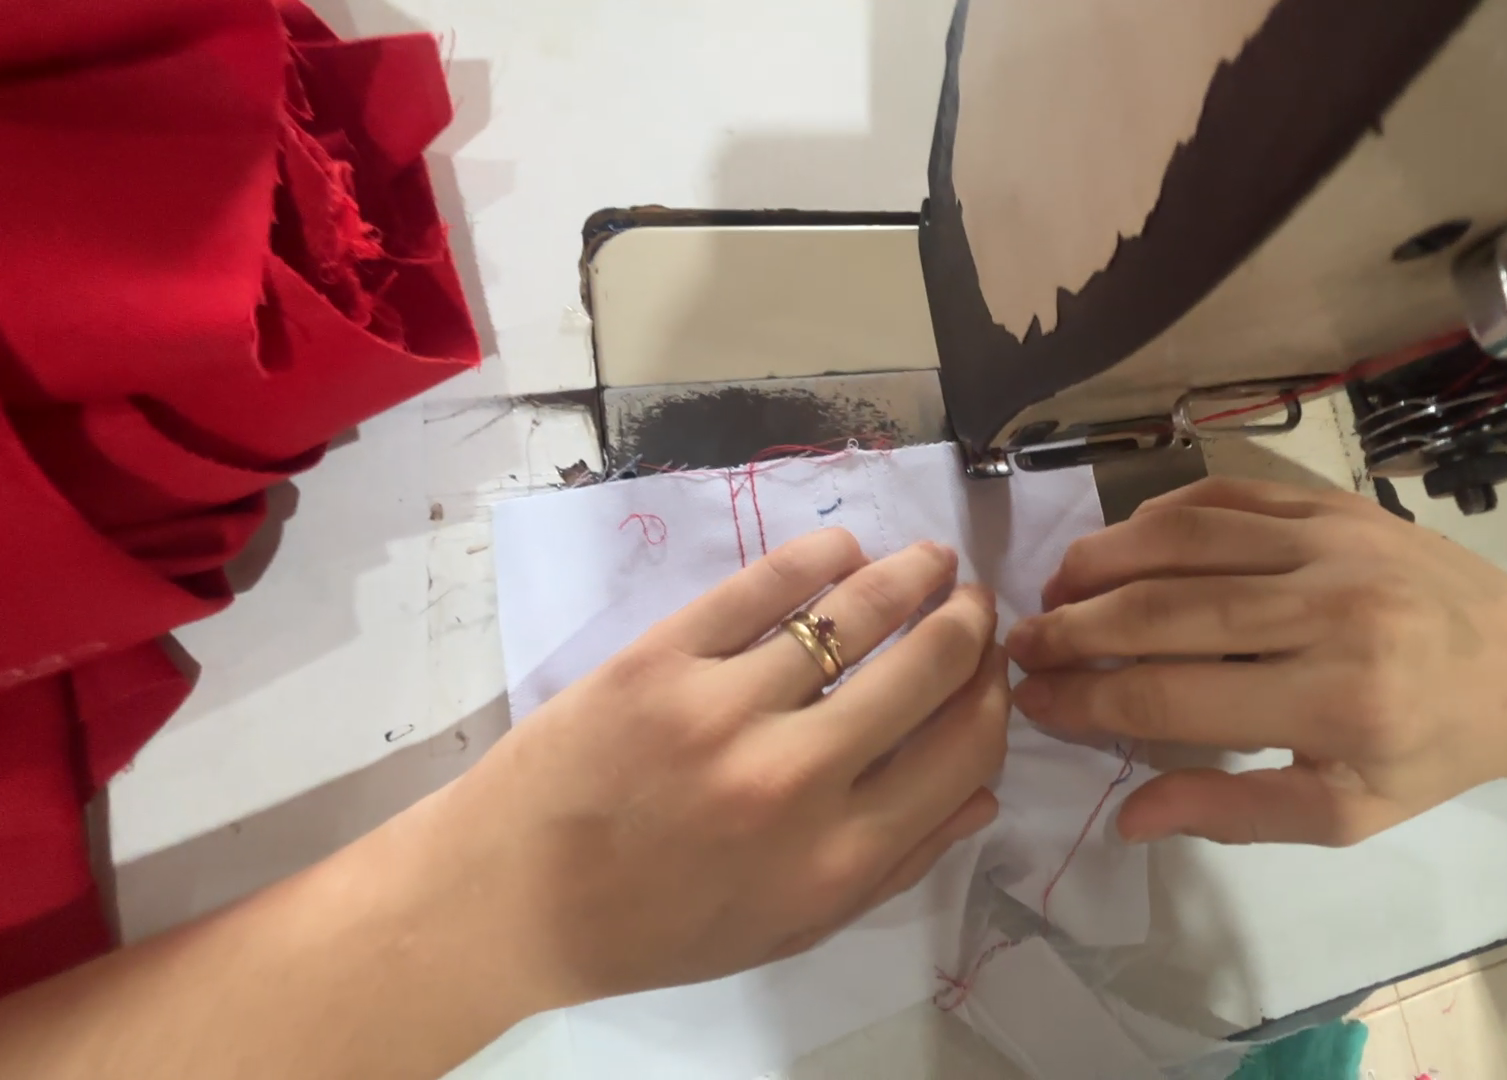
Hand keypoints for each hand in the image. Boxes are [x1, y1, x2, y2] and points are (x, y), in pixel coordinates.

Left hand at [422, 530, 1008, 1005]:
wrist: (511, 900)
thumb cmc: (666, 922)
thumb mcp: (796, 924)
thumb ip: (902, 861)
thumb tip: (985, 791)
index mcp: (838, 857)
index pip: (964, 746)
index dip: (994, 693)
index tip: (991, 664)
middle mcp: (795, 779)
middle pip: (928, 665)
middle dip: (969, 620)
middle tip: (972, 599)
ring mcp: (724, 709)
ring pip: (857, 609)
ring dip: (915, 571)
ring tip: (933, 560)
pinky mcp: (662, 657)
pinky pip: (767, 583)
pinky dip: (825, 555)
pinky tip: (847, 551)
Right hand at [1005, 478, 1506, 846]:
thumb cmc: (1432, 752)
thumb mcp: (1343, 814)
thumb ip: (1231, 814)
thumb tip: (1127, 816)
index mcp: (1337, 703)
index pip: (1171, 698)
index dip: (1086, 702)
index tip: (1033, 701)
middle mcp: (1329, 610)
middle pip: (1162, 612)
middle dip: (1072, 629)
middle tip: (1020, 642)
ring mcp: (1330, 542)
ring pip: (1179, 540)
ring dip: (1098, 562)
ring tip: (1053, 587)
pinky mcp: (1330, 503)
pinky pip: (1218, 497)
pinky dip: (1153, 518)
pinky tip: (1121, 545)